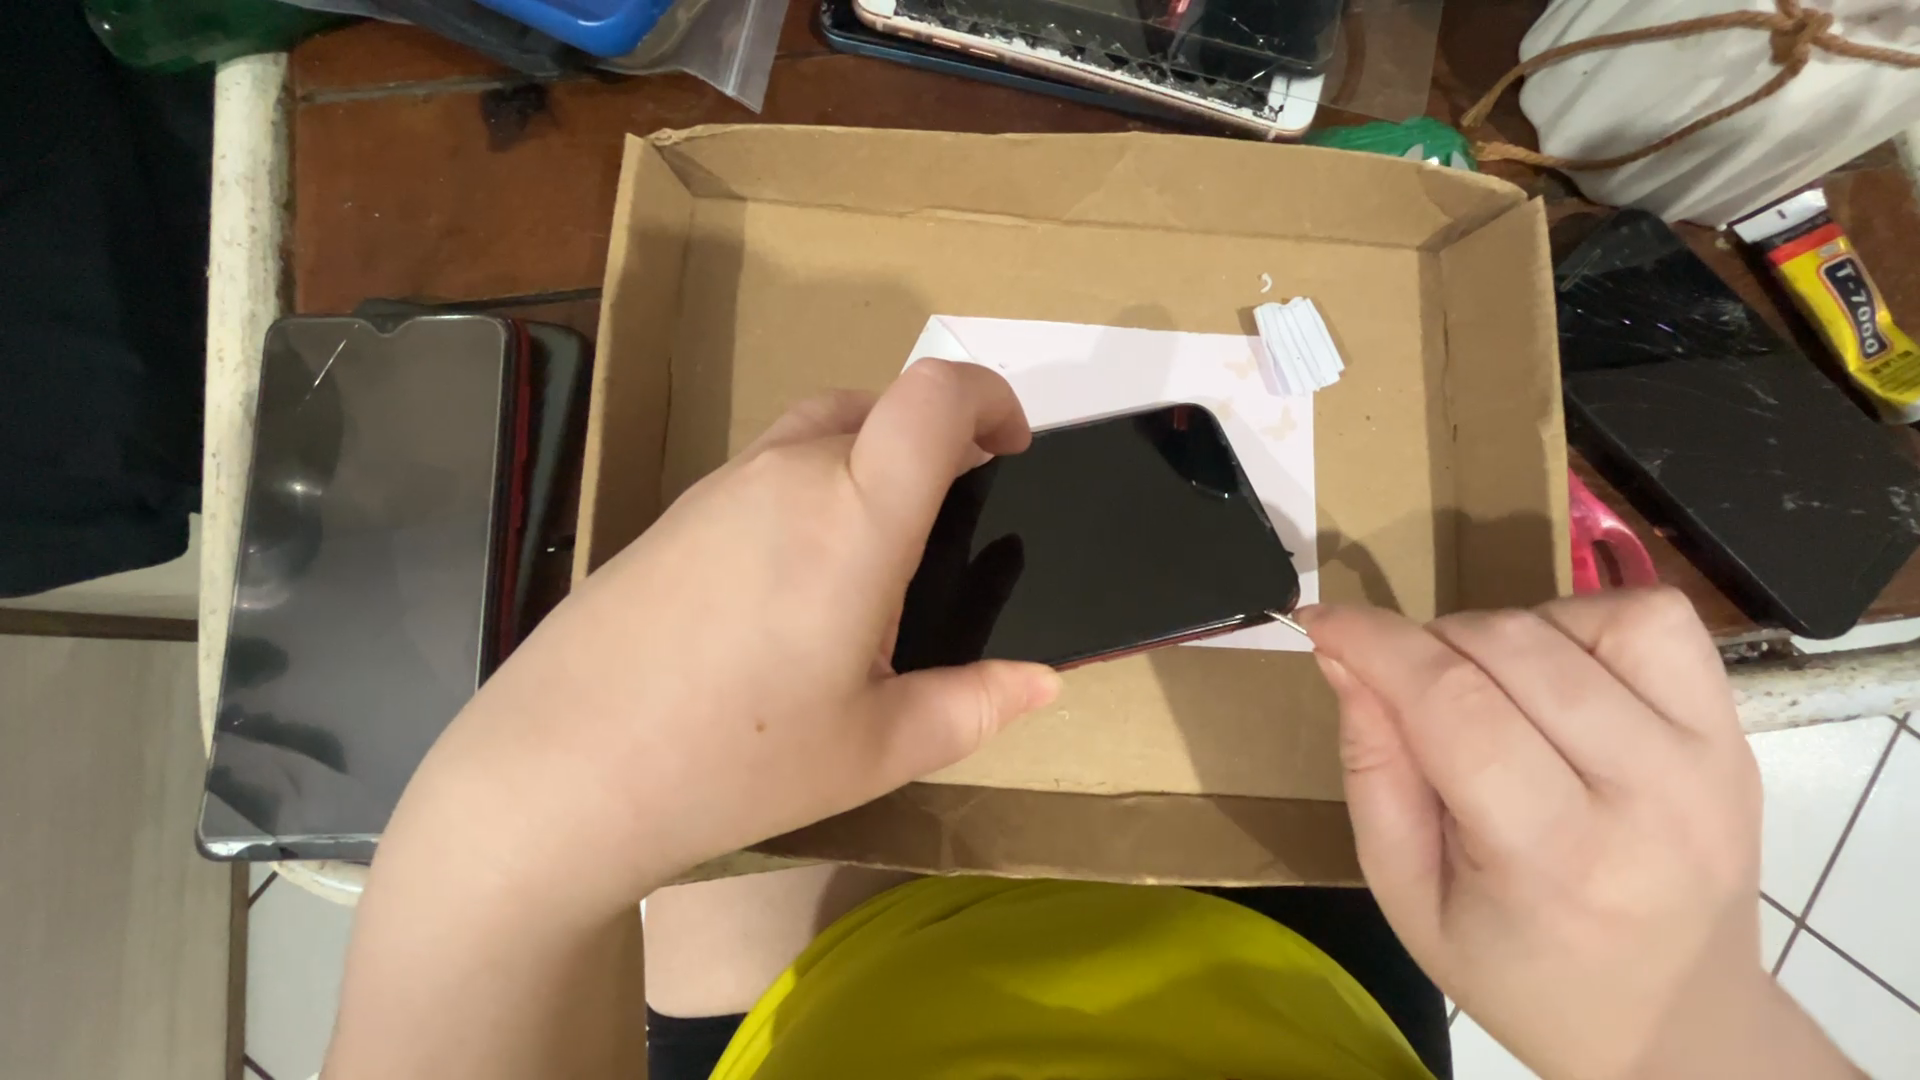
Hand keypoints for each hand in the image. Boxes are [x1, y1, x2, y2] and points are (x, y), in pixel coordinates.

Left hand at [379, 359, 1060, 919]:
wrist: (556, 773)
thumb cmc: (735, 761)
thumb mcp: (877, 747)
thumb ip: (975, 705)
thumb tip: (1041, 681)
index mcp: (854, 514)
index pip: (935, 396)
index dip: (989, 395)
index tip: (1011, 446)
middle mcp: (787, 473)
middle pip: (881, 407)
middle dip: (936, 445)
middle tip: (947, 526)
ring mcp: (721, 486)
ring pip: (820, 432)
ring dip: (870, 464)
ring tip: (875, 561)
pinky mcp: (676, 513)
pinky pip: (768, 469)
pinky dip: (812, 490)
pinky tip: (793, 586)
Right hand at [1302, 591, 1856, 1079]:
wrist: (1673, 1023)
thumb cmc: (1514, 968)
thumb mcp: (1403, 889)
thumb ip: (1371, 767)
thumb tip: (1341, 656)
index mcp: (1557, 858)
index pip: (1452, 705)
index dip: (1373, 644)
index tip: (1318, 621)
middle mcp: (1652, 798)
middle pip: (1505, 649)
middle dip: (1420, 644)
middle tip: (1397, 687)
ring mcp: (1711, 759)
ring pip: (1571, 622)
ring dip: (1490, 635)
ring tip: (1477, 689)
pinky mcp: (1737, 735)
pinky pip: (1650, 620)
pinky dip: (1576, 623)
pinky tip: (1549, 673)